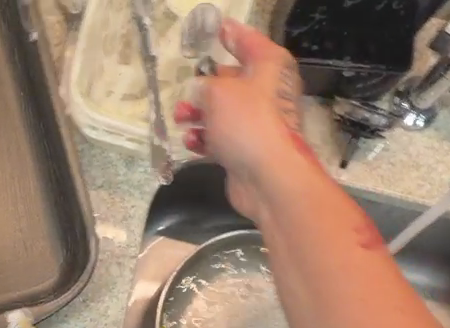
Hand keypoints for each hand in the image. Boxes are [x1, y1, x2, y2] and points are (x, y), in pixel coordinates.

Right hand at [173, 19, 317, 221]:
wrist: (268, 177)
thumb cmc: (247, 123)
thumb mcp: (218, 93)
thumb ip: (202, 86)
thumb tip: (197, 91)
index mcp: (269, 65)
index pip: (247, 41)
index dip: (229, 35)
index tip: (214, 30)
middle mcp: (266, 92)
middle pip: (231, 81)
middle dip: (203, 87)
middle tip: (183, 94)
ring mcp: (257, 124)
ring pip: (223, 113)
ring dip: (199, 116)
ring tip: (180, 119)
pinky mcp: (247, 151)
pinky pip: (222, 139)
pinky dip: (205, 139)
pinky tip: (190, 141)